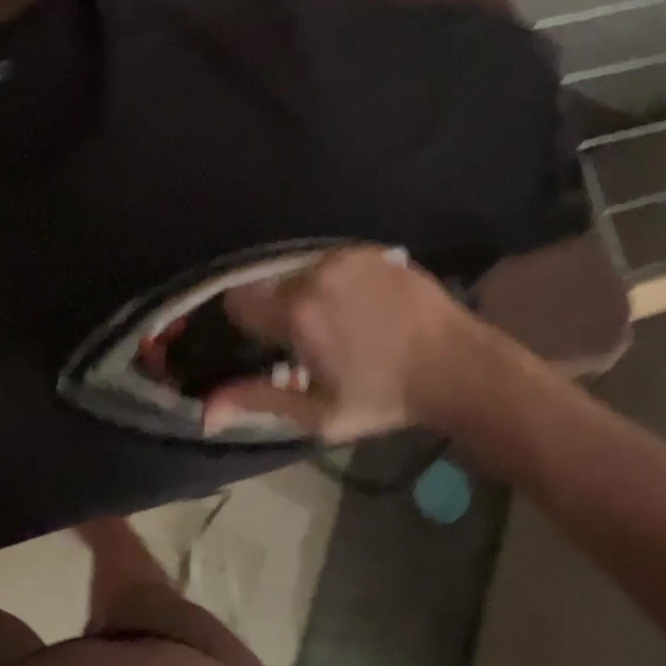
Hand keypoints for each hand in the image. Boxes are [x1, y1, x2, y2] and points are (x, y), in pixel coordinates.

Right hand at [204, 247, 492, 442]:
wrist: (460, 369)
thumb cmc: (385, 398)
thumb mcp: (319, 415)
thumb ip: (258, 403)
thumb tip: (205, 412)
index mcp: (296, 315)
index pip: (238, 302)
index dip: (246, 323)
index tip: (265, 342)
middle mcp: (313, 274)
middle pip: (271, 285)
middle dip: (282, 309)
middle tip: (309, 339)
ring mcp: (345, 258)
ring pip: (302, 271)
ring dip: (309, 292)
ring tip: (341, 322)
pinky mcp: (370, 250)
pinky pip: (333, 262)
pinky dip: (338, 280)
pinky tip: (363, 305)